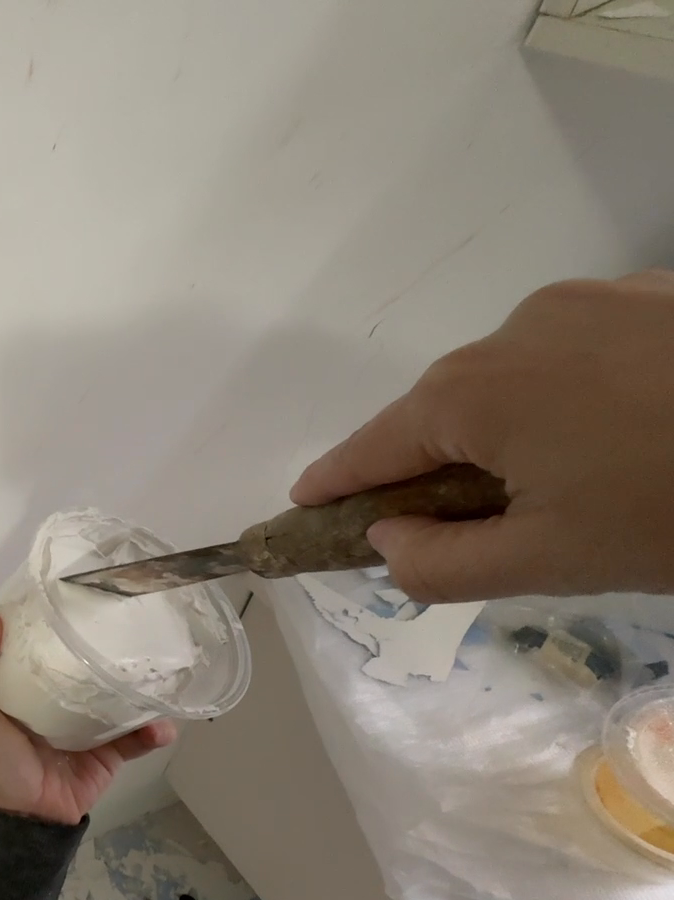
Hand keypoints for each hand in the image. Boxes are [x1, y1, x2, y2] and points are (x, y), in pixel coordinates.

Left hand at [0, 614, 174, 824]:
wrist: (23, 819)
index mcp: (16, 684)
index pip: (32, 642)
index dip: (46, 619)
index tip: (70, 593)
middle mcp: (51, 697)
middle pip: (79, 663)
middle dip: (103, 646)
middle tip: (129, 624)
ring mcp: (83, 724)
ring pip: (115, 695)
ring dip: (138, 686)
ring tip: (158, 672)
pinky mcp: (107, 753)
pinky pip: (136, 737)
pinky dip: (152, 730)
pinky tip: (162, 725)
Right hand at [291, 269, 673, 602]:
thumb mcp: (555, 562)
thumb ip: (437, 565)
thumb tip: (385, 538)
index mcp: (465, 393)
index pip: (363, 451)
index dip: (331, 487)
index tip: (306, 512)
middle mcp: (509, 332)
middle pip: (437, 414)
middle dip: (440, 466)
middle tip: (486, 521)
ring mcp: (590, 300)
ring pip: (508, 381)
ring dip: (513, 430)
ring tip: (582, 474)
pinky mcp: (658, 291)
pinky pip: (576, 352)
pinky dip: (576, 394)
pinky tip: (634, 427)